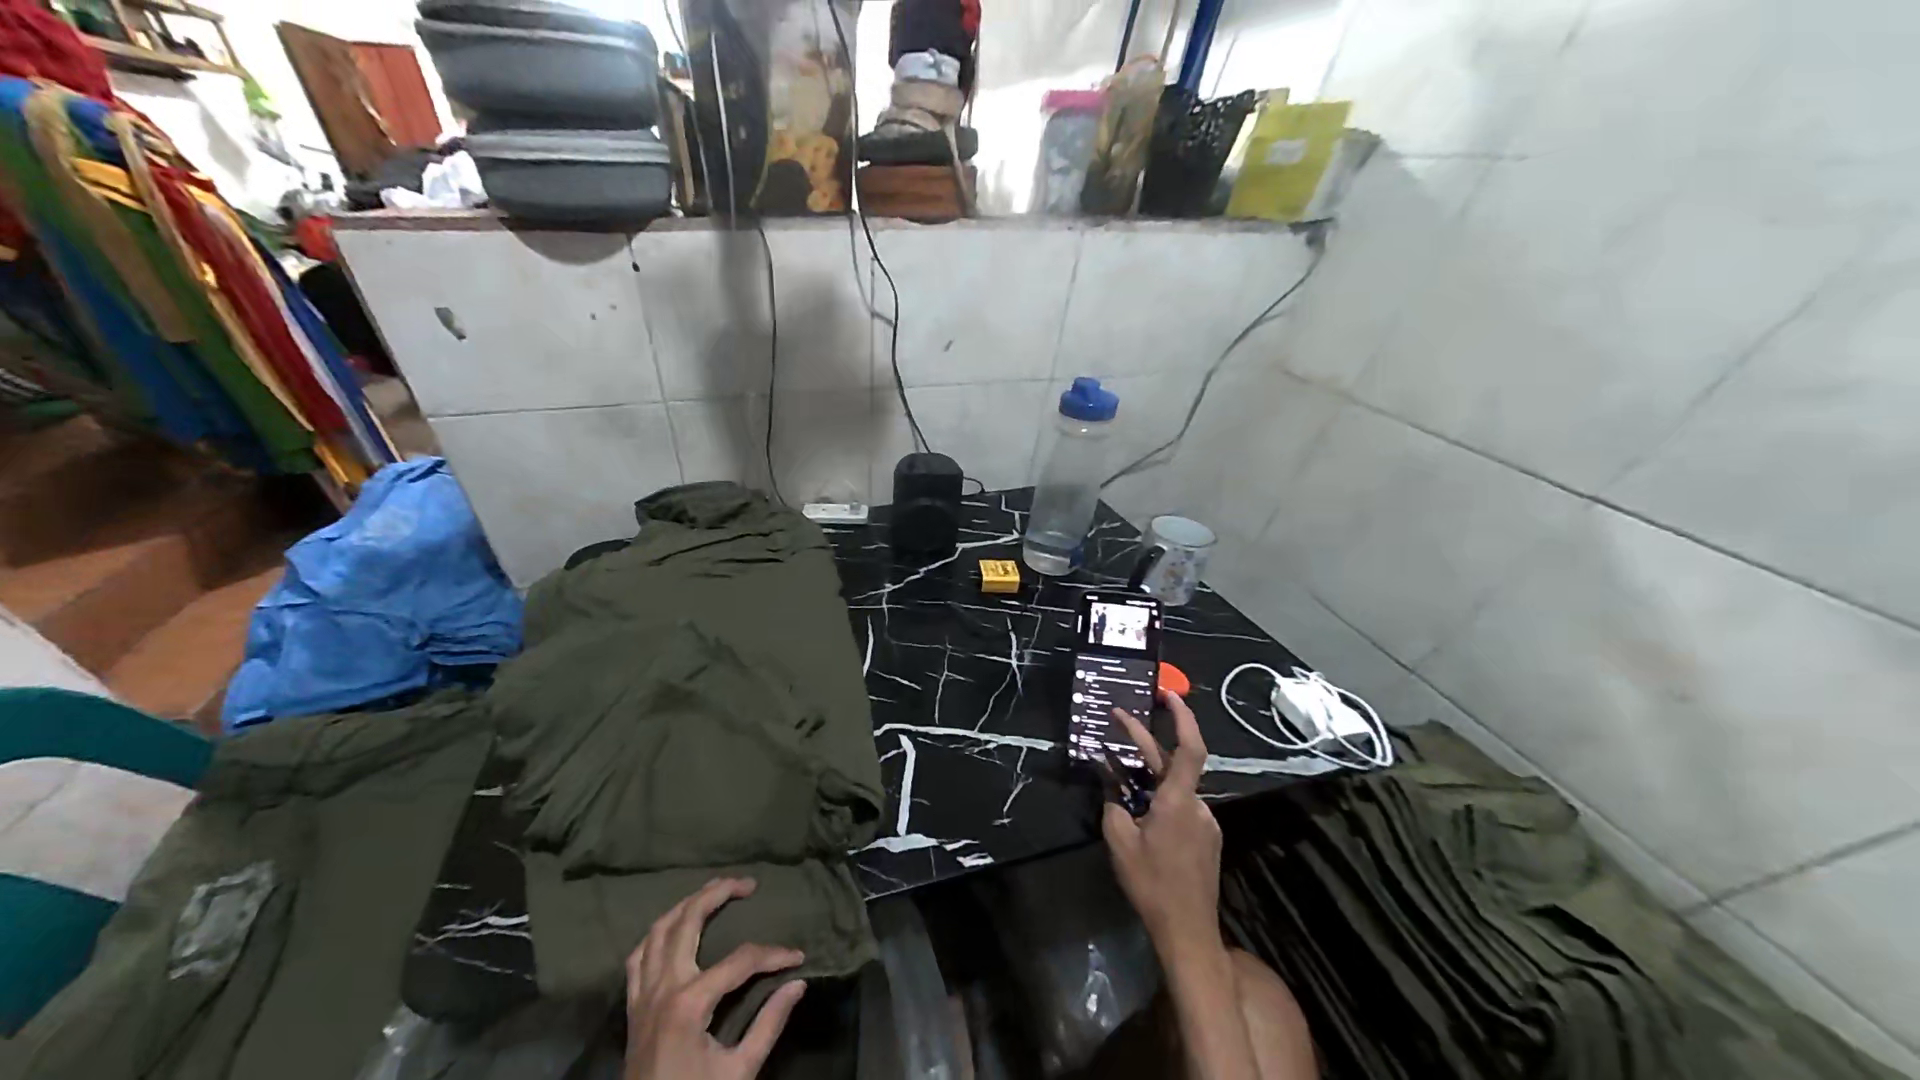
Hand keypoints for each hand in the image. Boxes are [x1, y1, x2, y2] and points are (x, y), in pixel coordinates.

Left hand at [624, 878, 806, 1079]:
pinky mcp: (632, 1007)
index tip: (798, 958)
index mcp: (690, 1004)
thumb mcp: (740, 1072)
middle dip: (719, 894)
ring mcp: (642, 995)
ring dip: (687, 904)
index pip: (741, 961)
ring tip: (714, 890)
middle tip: (748, 883)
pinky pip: (638, 957)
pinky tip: (674, 928)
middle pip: (688, 921)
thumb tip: (797, 983)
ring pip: (659, 930)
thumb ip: (769, 1023)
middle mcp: (663, 988)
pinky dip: (657, 935)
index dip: (773, 955)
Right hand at [1103, 692, 1224, 963]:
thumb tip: (1109, 780)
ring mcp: (1205, 823)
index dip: (1182, 717)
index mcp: (1178, 801)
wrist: (1188, 930)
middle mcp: (1197, 806)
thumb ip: (1113, 803)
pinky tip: (1139, 809)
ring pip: (1175, 787)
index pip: (1189, 747)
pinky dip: (1159, 797)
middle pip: (1173, 762)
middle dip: (1143, 739)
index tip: (1168, 695)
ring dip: (1149, 773)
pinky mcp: (1206, 838)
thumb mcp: (1119, 840)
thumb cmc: (1151, 883)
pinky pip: (1180, 806)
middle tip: (1116, 718)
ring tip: (1118, 771)